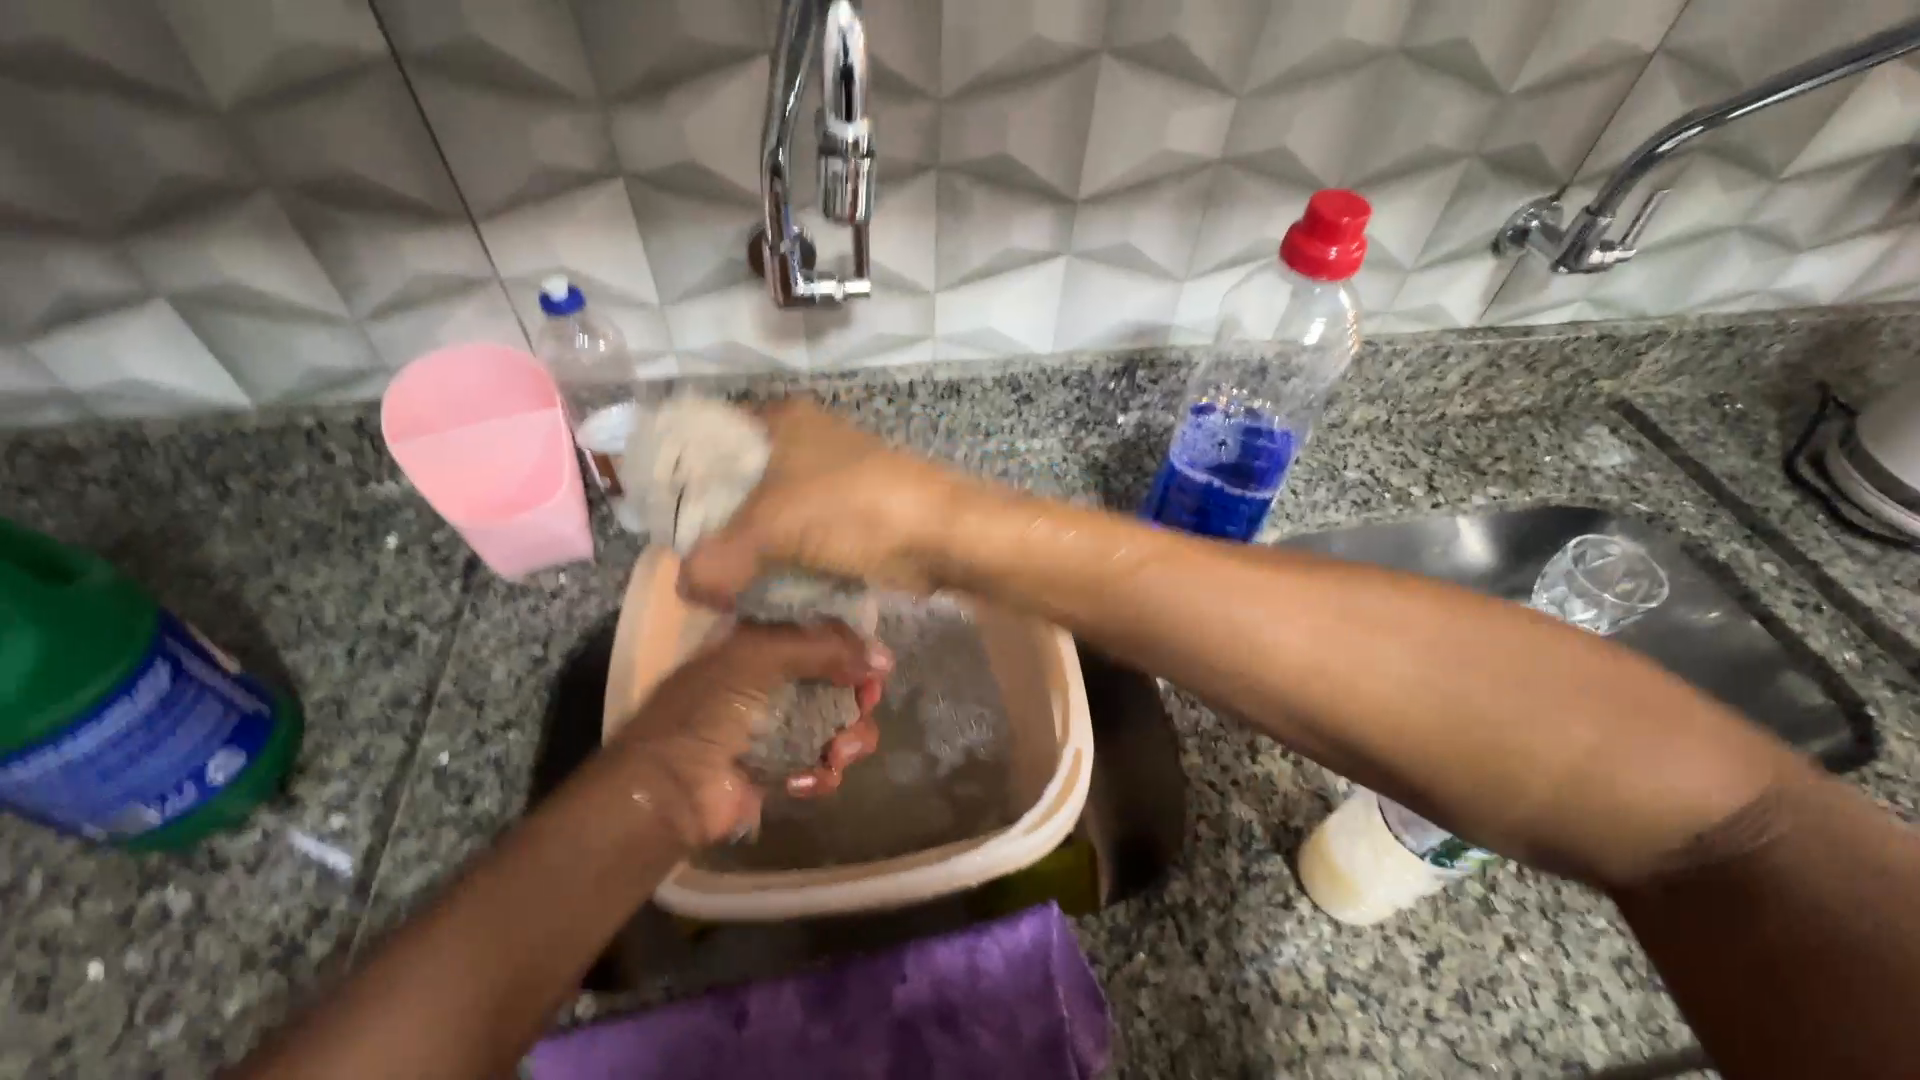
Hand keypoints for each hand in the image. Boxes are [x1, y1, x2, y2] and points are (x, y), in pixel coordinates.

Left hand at [606, 620, 890, 847]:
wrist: (670, 788)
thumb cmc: (709, 709)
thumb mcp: (760, 658)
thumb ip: (824, 649)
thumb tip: (885, 658)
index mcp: (762, 646)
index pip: (822, 634)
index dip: (853, 646)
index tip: (876, 664)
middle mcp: (776, 682)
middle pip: (842, 681)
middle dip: (859, 697)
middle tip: (862, 706)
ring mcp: (783, 728)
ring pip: (842, 726)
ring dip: (850, 740)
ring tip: (836, 754)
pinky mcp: (786, 770)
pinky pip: (825, 768)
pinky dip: (822, 775)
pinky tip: (802, 782)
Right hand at [678, 400, 970, 606]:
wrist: (943, 535)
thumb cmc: (855, 510)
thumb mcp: (773, 527)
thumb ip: (718, 558)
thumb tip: (686, 588)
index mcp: (778, 421)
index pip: (706, 440)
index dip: (677, 480)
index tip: (656, 522)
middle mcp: (800, 443)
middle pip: (735, 484)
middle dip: (712, 526)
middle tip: (685, 566)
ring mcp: (827, 481)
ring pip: (767, 517)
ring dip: (747, 551)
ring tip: (715, 586)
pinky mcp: (847, 518)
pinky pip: (797, 541)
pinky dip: (779, 564)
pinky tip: (756, 591)